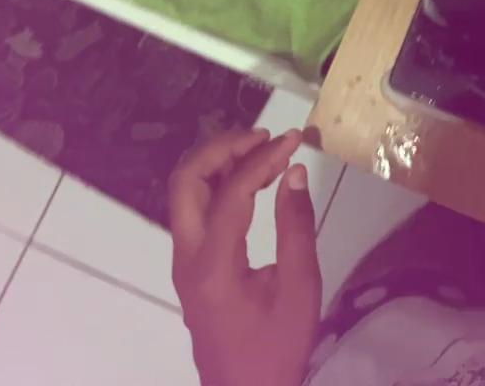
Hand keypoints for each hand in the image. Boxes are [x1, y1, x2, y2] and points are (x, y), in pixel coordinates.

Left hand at [169, 128, 320, 385]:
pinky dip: (221, 181)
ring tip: (263, 148)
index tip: (295, 139)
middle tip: (265, 137)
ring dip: (219, 161)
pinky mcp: (192, 265)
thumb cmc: (276, 347)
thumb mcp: (299, 289)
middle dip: (223, 148)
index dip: (263, 157)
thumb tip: (293, 170)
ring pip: (186, 191)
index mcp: (212, 266)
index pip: (232, 192)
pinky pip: (196, 208)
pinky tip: (254, 178)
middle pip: (186, 180)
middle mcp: (187, 257)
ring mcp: (185, 261)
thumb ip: (296, 227)